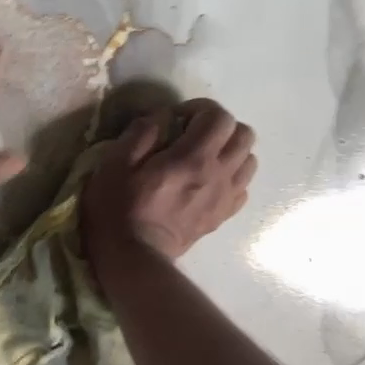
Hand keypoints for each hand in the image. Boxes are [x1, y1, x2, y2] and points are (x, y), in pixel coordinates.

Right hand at [81, 98, 257, 260]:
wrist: (134, 256)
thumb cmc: (118, 208)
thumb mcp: (115, 163)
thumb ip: (140, 133)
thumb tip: (159, 117)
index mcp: (192, 157)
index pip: (219, 117)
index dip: (199, 108)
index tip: (176, 118)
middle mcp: (218, 174)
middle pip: (244, 134)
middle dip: (220, 126)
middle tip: (192, 133)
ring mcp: (224, 197)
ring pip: (249, 160)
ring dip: (230, 150)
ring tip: (203, 157)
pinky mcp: (222, 216)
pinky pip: (242, 187)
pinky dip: (231, 176)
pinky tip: (207, 182)